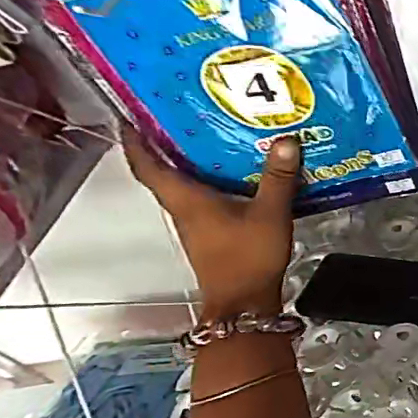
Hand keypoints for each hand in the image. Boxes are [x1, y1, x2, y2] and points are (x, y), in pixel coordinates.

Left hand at [123, 129, 299, 316]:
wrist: (244, 301)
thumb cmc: (248, 255)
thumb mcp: (269, 213)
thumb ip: (278, 178)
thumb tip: (286, 141)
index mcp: (186, 199)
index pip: (148, 165)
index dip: (135, 140)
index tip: (130, 116)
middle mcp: (183, 209)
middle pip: (164, 172)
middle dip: (166, 145)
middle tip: (183, 118)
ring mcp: (195, 223)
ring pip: (184, 186)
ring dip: (191, 164)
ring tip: (214, 139)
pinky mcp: (210, 233)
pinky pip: (203, 198)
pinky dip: (210, 182)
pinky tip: (236, 174)